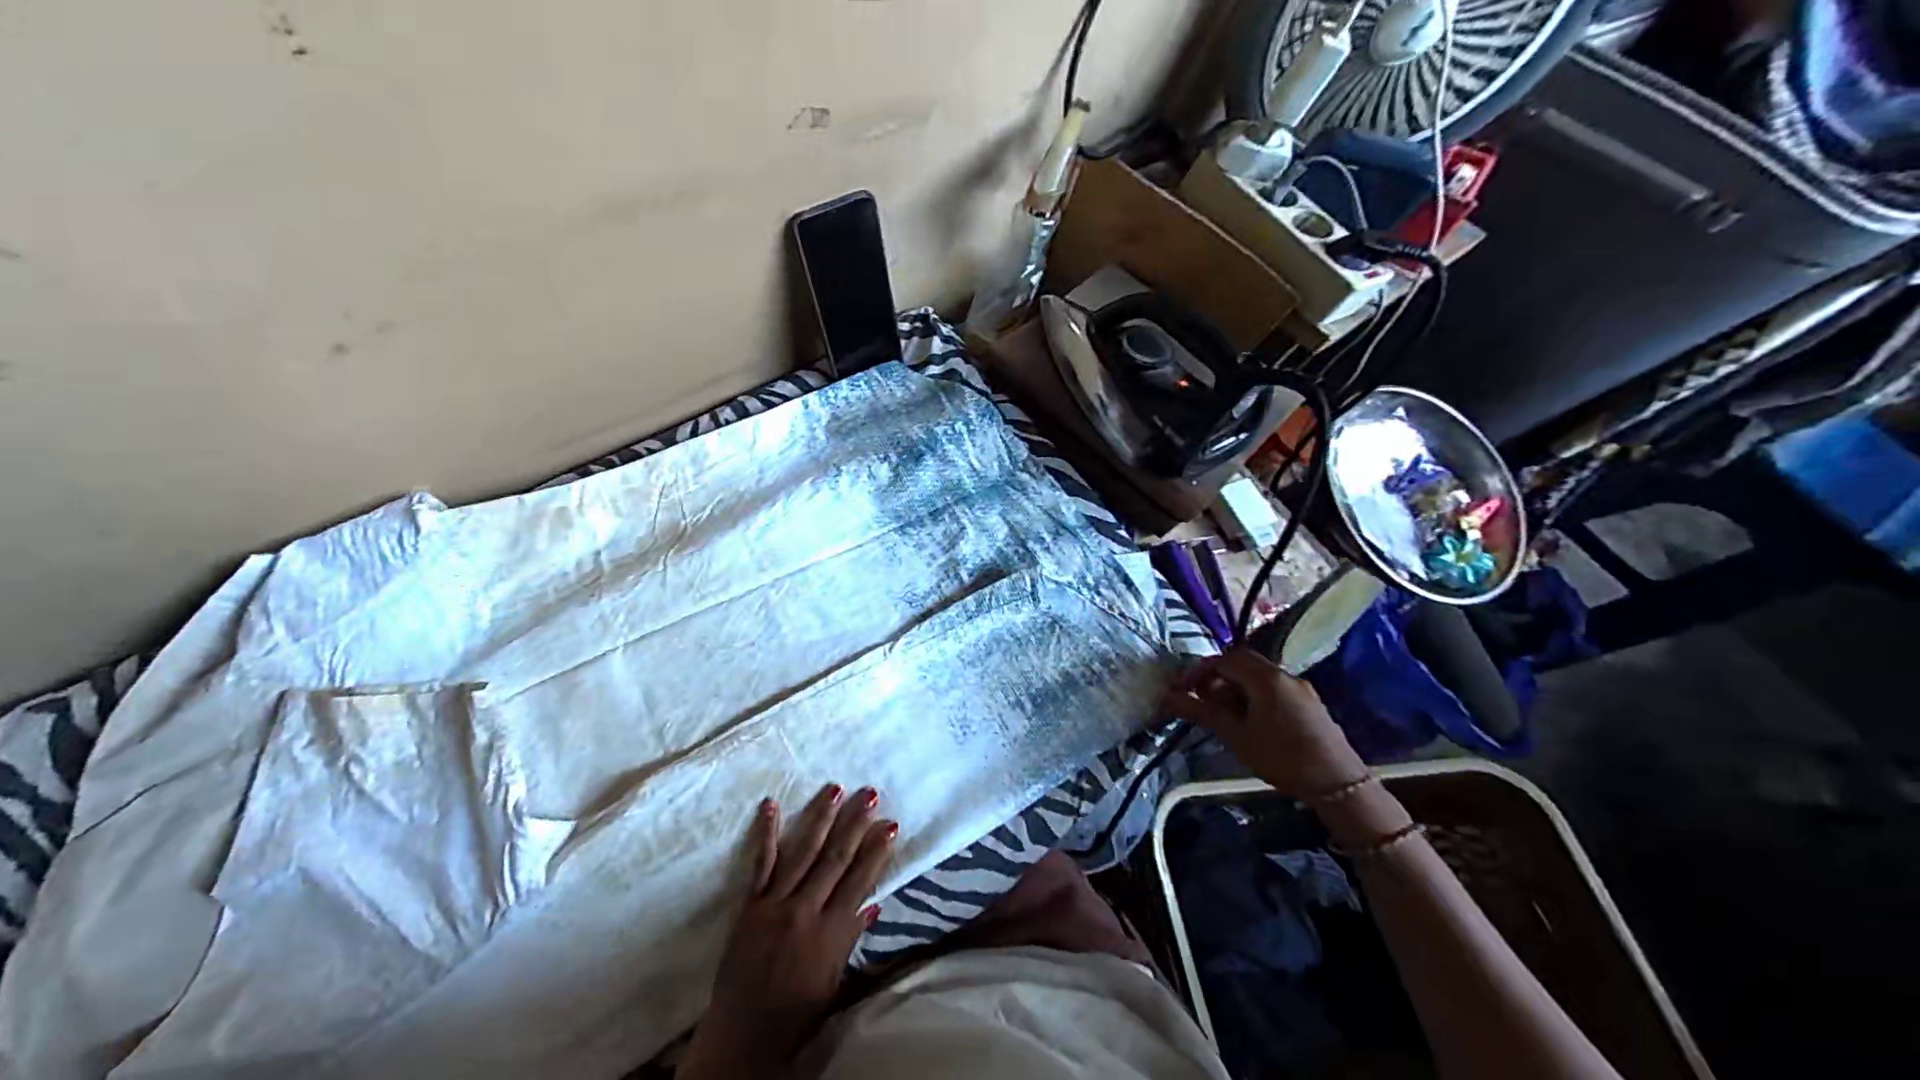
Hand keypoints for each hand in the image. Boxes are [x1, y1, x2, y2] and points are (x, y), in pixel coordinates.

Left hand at [678, 784, 896, 1079]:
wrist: (743, 1033)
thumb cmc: (796, 1012)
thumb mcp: (834, 979)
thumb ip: (851, 937)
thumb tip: (873, 903)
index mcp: (831, 932)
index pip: (860, 880)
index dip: (877, 851)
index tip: (891, 824)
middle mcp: (805, 911)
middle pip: (835, 858)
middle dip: (855, 824)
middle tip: (870, 794)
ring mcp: (775, 904)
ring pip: (803, 851)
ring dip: (821, 817)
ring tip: (835, 788)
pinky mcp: (749, 905)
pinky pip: (760, 862)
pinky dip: (766, 832)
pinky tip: (771, 805)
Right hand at [1161, 648, 1366, 798]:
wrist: (1338, 784)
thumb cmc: (1282, 758)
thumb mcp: (1237, 736)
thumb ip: (1203, 712)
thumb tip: (1170, 697)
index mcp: (1266, 678)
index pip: (1225, 659)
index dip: (1200, 671)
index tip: (1184, 690)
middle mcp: (1284, 675)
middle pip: (1243, 663)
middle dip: (1217, 677)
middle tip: (1201, 700)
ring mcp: (1300, 688)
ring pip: (1259, 676)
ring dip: (1235, 687)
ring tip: (1222, 714)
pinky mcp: (1309, 702)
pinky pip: (1274, 688)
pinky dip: (1254, 695)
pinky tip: (1249, 721)